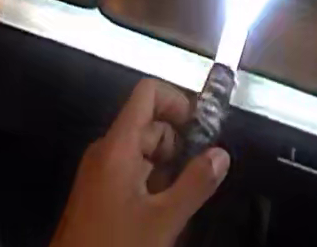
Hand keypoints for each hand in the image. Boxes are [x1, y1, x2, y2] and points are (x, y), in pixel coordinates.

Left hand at [50, 78, 230, 246]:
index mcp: (117, 145)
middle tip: (196, 178)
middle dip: (177, 146)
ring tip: (179, 206)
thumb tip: (221, 154)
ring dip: (166, 171)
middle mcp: (105, 151)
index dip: (177, 102)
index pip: (148, 93)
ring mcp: (98, 174)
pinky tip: (160, 218)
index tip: (200, 130)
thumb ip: (195, 185)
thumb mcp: (162, 222)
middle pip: (150, 124)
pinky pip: (130, 173)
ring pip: (142, 152)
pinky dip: (151, 185)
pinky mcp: (95, 196)